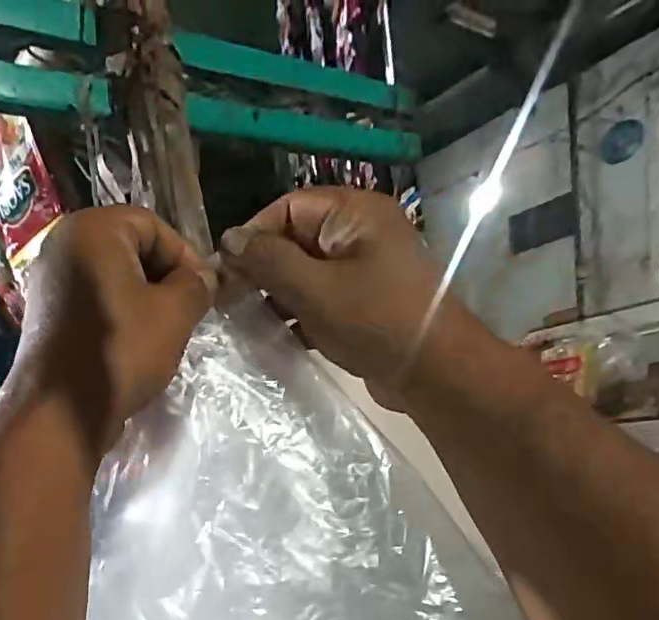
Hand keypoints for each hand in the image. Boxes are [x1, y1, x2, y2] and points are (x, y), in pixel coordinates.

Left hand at [12, 206, 215, 452]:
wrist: (61, 412)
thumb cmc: (120, 353)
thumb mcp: (173, 316)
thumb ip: (195, 286)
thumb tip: (203, 277)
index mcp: (91, 231)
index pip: (152, 226)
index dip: (185, 257)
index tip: (203, 293)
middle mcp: (62, 247)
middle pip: (129, 250)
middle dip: (163, 280)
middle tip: (185, 315)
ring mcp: (49, 283)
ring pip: (112, 280)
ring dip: (142, 302)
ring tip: (161, 336)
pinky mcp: (46, 316)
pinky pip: (92, 303)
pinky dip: (117, 317)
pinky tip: (131, 348)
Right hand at [219, 187, 494, 397]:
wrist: (434, 371)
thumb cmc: (375, 321)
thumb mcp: (315, 289)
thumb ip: (269, 261)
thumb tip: (229, 240)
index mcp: (354, 214)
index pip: (288, 207)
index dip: (253, 235)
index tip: (224, 271)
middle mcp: (359, 235)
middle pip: (296, 240)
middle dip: (262, 268)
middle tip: (230, 300)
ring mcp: (363, 272)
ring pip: (306, 274)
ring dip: (276, 296)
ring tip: (245, 320)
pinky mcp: (363, 306)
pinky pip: (320, 301)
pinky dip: (297, 316)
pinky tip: (274, 337)